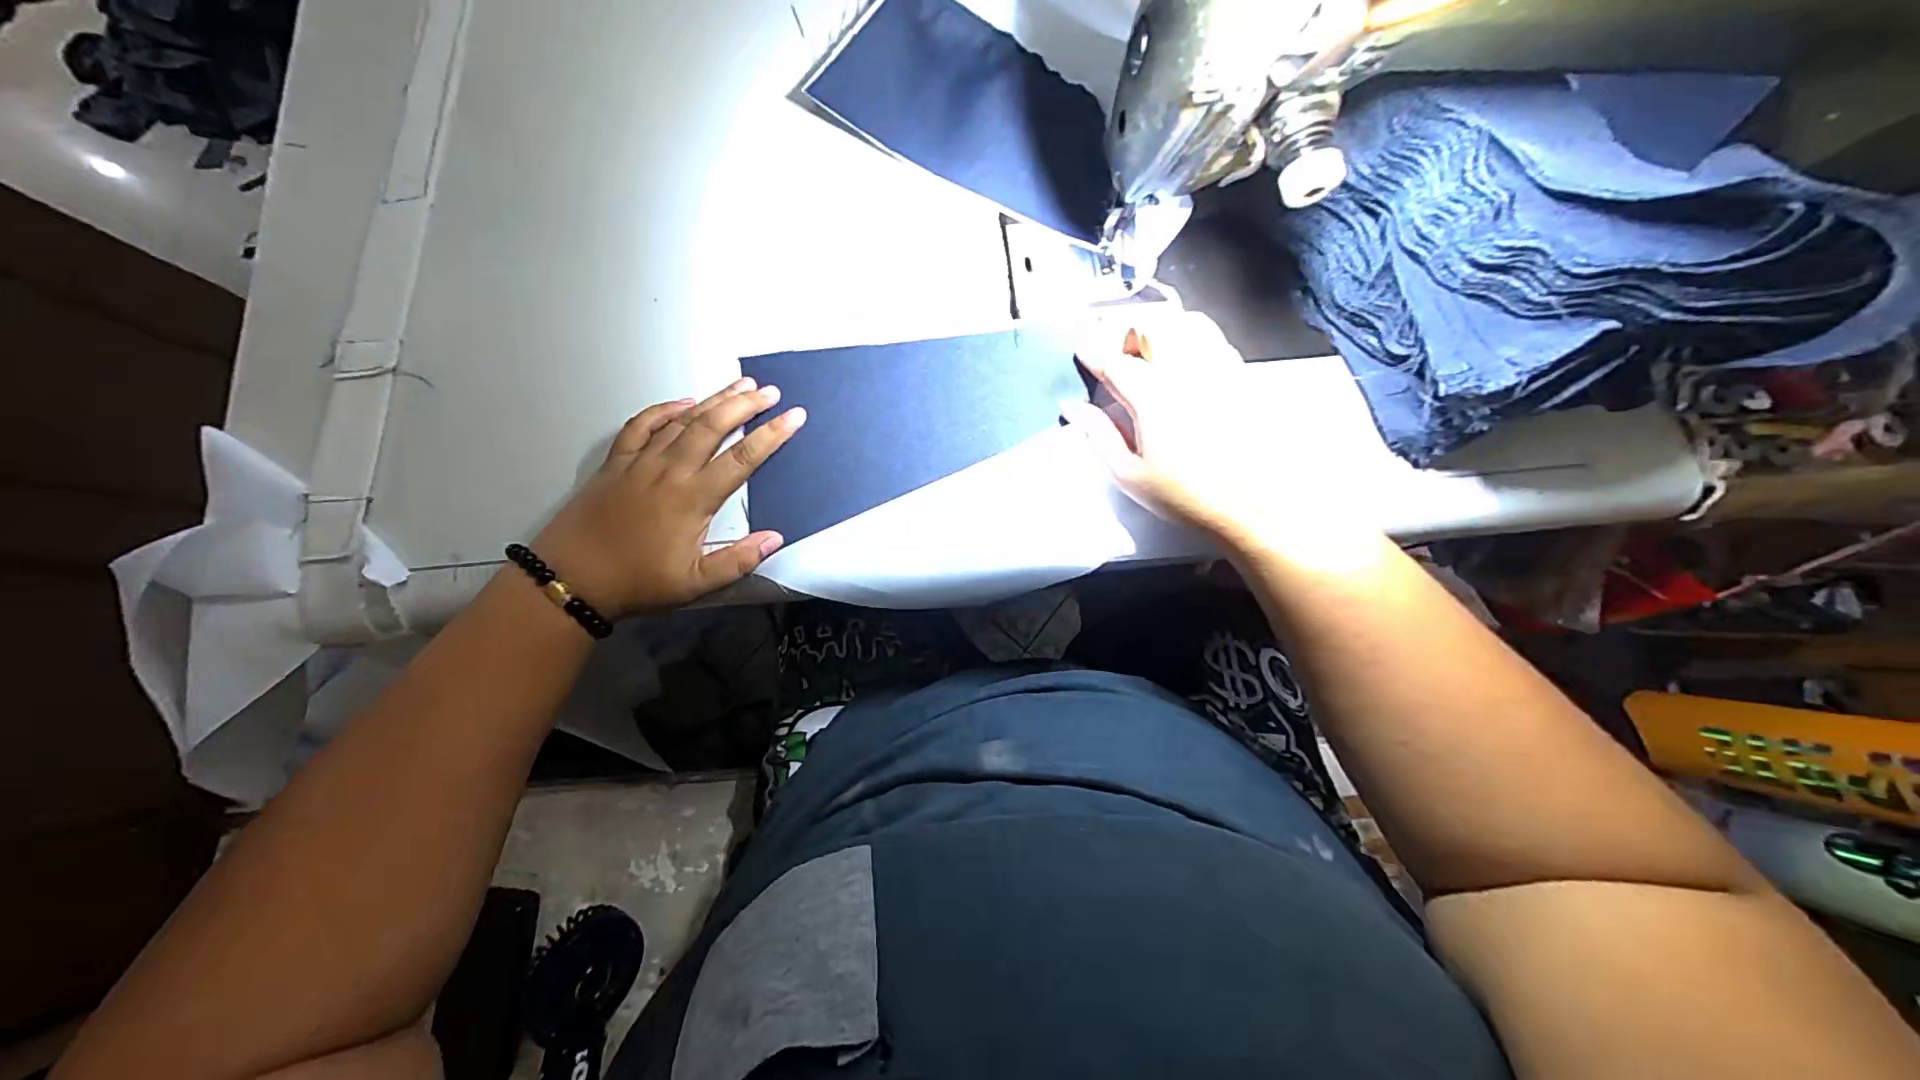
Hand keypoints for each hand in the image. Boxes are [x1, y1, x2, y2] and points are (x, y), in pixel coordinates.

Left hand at [531, 378, 804, 618]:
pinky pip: (642, 425)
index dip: (772, 435)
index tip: (794, 417)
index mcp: (693, 499)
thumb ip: (737, 561)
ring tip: (740, 385)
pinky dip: (664, 410)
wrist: (571, 578)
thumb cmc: (637, 583)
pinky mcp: (616, 463)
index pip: (742, 458)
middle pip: (713, 426)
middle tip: (771, 390)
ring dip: (713, 400)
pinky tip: (683, 402)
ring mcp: (640, 462)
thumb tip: (775, 538)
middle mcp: (670, 471)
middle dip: (745, 404)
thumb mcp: (695, 584)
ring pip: (683, 420)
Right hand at [1061, 313, 1378, 561]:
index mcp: (1152, 395)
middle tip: (1118, 355)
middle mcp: (1186, 371)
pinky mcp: (1242, 376)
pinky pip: (1213, 339)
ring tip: (1150, 352)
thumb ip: (1098, 436)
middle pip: (1151, 325)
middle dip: (1127, 332)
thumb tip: (1075, 409)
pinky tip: (1185, 364)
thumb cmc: (1187, 496)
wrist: (1254, 506)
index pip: (1113, 359)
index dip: (1092, 353)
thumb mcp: (1130, 475)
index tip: (1083, 355)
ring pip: (1185, 323)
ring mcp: (1219, 368)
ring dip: (1161, 329)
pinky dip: (1191, 339)